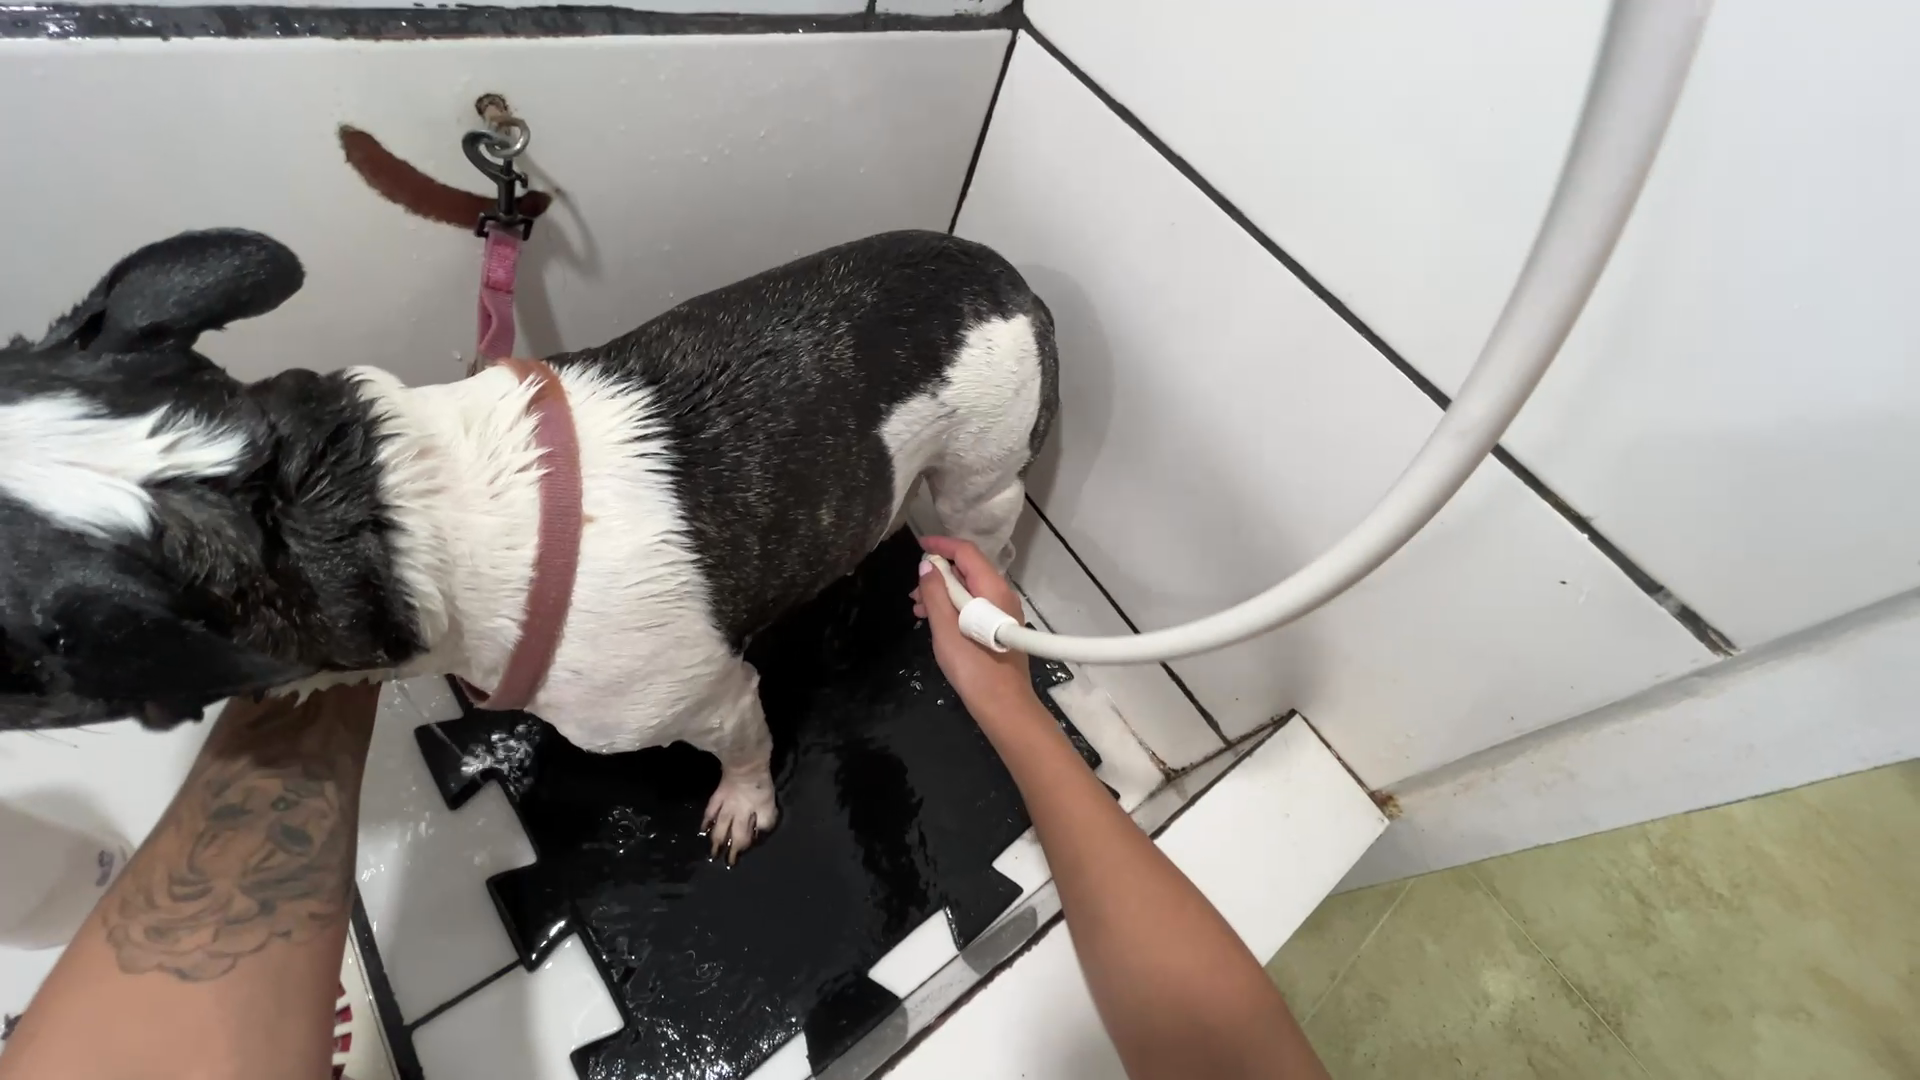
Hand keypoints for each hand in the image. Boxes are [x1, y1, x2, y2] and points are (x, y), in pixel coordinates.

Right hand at [913, 536, 1039, 720]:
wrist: (1003, 705)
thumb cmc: (973, 666)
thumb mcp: (945, 628)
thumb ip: (935, 594)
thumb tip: (927, 566)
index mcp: (992, 588)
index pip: (966, 552)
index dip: (942, 545)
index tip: (919, 545)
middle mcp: (1002, 594)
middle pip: (968, 570)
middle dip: (938, 574)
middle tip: (913, 592)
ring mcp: (1003, 611)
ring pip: (970, 589)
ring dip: (943, 593)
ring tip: (918, 610)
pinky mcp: (1000, 628)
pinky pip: (975, 605)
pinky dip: (954, 607)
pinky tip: (936, 622)